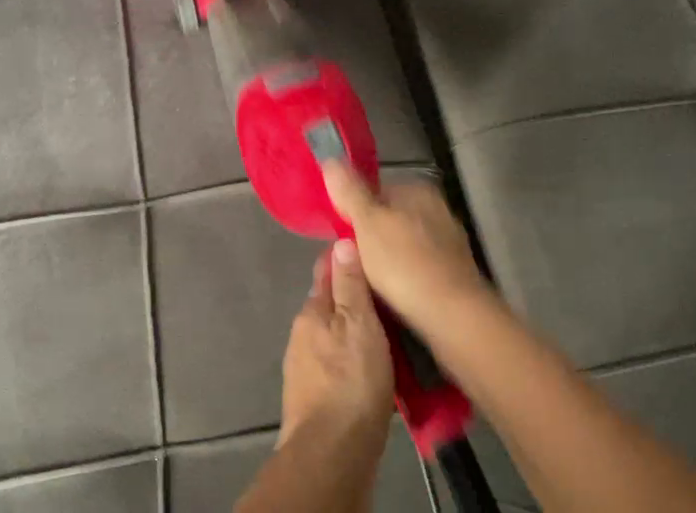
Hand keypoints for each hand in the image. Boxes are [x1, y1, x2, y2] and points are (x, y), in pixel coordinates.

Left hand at [279, 239, 394, 446]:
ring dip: (358, 333)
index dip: (347, 259)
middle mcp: (303, 335)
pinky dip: (357, 362)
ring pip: (336, 338)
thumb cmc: (350, 381)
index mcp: (312, 312)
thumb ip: (350, 285)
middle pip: (332, 306)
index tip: (371, 251)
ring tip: (392, 333)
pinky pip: (341, 367)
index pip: (326, 271)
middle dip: (356, 300)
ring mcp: (307, 369)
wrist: (332, 454)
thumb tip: (341, 241)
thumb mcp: (357, 323)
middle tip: (392, 296)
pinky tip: (378, 369)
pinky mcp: (318, 398)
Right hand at [321, 162, 491, 334]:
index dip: (354, 211)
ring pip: (403, 246)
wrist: (452, 315)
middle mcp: (437, 210)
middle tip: (350, 261)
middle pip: (390, 219)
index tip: (340, 234)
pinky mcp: (453, 273)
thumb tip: (330, 159)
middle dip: (370, 238)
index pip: (376, 191)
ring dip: (386, 261)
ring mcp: (448, 243)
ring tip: (368, 282)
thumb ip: (348, 191)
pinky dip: (404, 279)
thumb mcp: (366, 223)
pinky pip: (417, 270)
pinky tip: (393, 296)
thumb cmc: (404, 263)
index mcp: (418, 191)